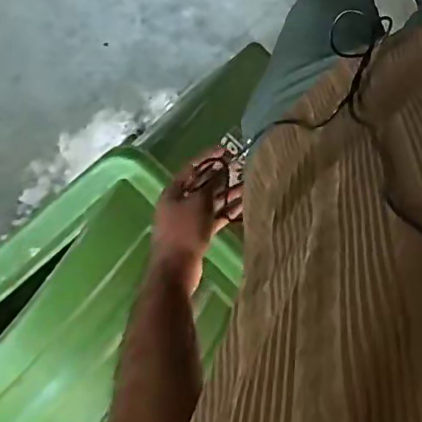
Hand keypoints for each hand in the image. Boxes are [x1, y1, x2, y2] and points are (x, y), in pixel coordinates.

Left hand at [149, 149, 241, 295]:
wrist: (175, 271)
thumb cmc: (184, 231)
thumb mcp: (200, 202)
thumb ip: (212, 183)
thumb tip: (221, 167)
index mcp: (173, 192)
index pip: (191, 167)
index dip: (208, 156)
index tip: (227, 150)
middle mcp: (179, 203)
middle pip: (202, 184)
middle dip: (221, 176)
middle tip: (241, 167)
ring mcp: (187, 220)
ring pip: (210, 201)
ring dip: (227, 194)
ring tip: (248, 185)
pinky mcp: (196, 234)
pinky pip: (214, 217)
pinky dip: (226, 211)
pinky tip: (244, 206)